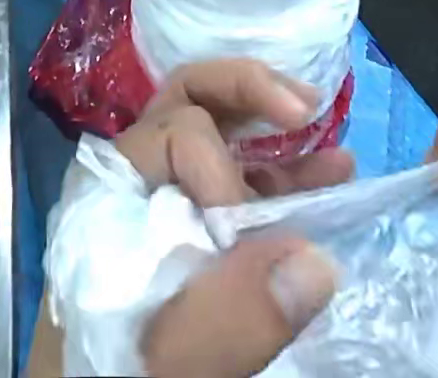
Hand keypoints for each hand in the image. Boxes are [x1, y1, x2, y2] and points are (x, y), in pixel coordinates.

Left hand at [117, 60, 353, 377]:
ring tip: (326, 129)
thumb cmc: (109, 372)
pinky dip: (281, 172)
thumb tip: (314, 258)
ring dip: (269, 123)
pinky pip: (236, 183)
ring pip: (215, 134)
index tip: (240, 234)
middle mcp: (136, 178)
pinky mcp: (191, 230)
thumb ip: (224, 319)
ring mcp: (165, 201)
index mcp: (113, 188)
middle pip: (184, 104)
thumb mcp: (160, 363)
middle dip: (242, 88)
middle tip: (301, 103)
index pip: (174, 136)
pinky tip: (328, 173)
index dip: (220, 171)